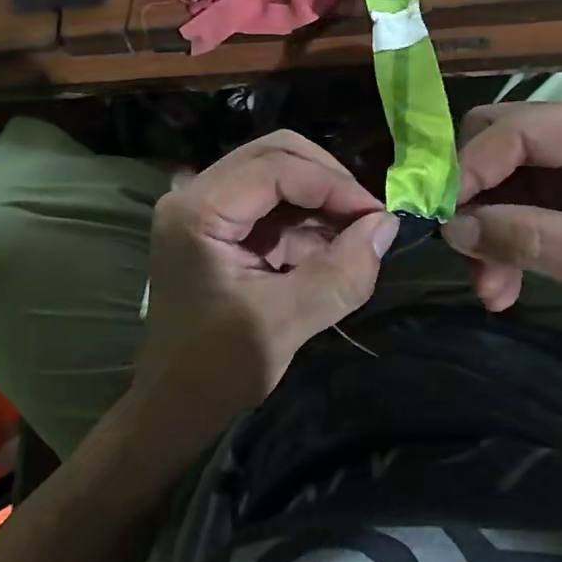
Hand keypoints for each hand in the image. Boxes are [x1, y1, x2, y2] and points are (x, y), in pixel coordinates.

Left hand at [138, 130, 399, 424]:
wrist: (174, 405)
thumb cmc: (216, 369)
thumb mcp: (284, 322)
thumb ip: (340, 273)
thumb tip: (387, 226)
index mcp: (197, 210)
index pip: (275, 167)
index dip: (332, 185)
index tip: (377, 217)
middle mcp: (195, 195)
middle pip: (274, 155)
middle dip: (327, 181)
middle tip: (367, 217)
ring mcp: (205, 209)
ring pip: (276, 176)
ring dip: (320, 202)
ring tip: (357, 237)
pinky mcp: (220, 228)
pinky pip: (272, 206)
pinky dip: (307, 222)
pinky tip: (333, 249)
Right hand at [443, 94, 561, 415]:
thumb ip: (527, 236)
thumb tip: (447, 227)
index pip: (522, 128)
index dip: (470, 166)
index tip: (434, 213)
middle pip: (506, 147)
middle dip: (476, 199)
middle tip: (460, 250)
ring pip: (507, 185)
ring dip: (488, 232)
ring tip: (488, 289)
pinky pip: (525, 215)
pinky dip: (507, 247)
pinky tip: (502, 287)